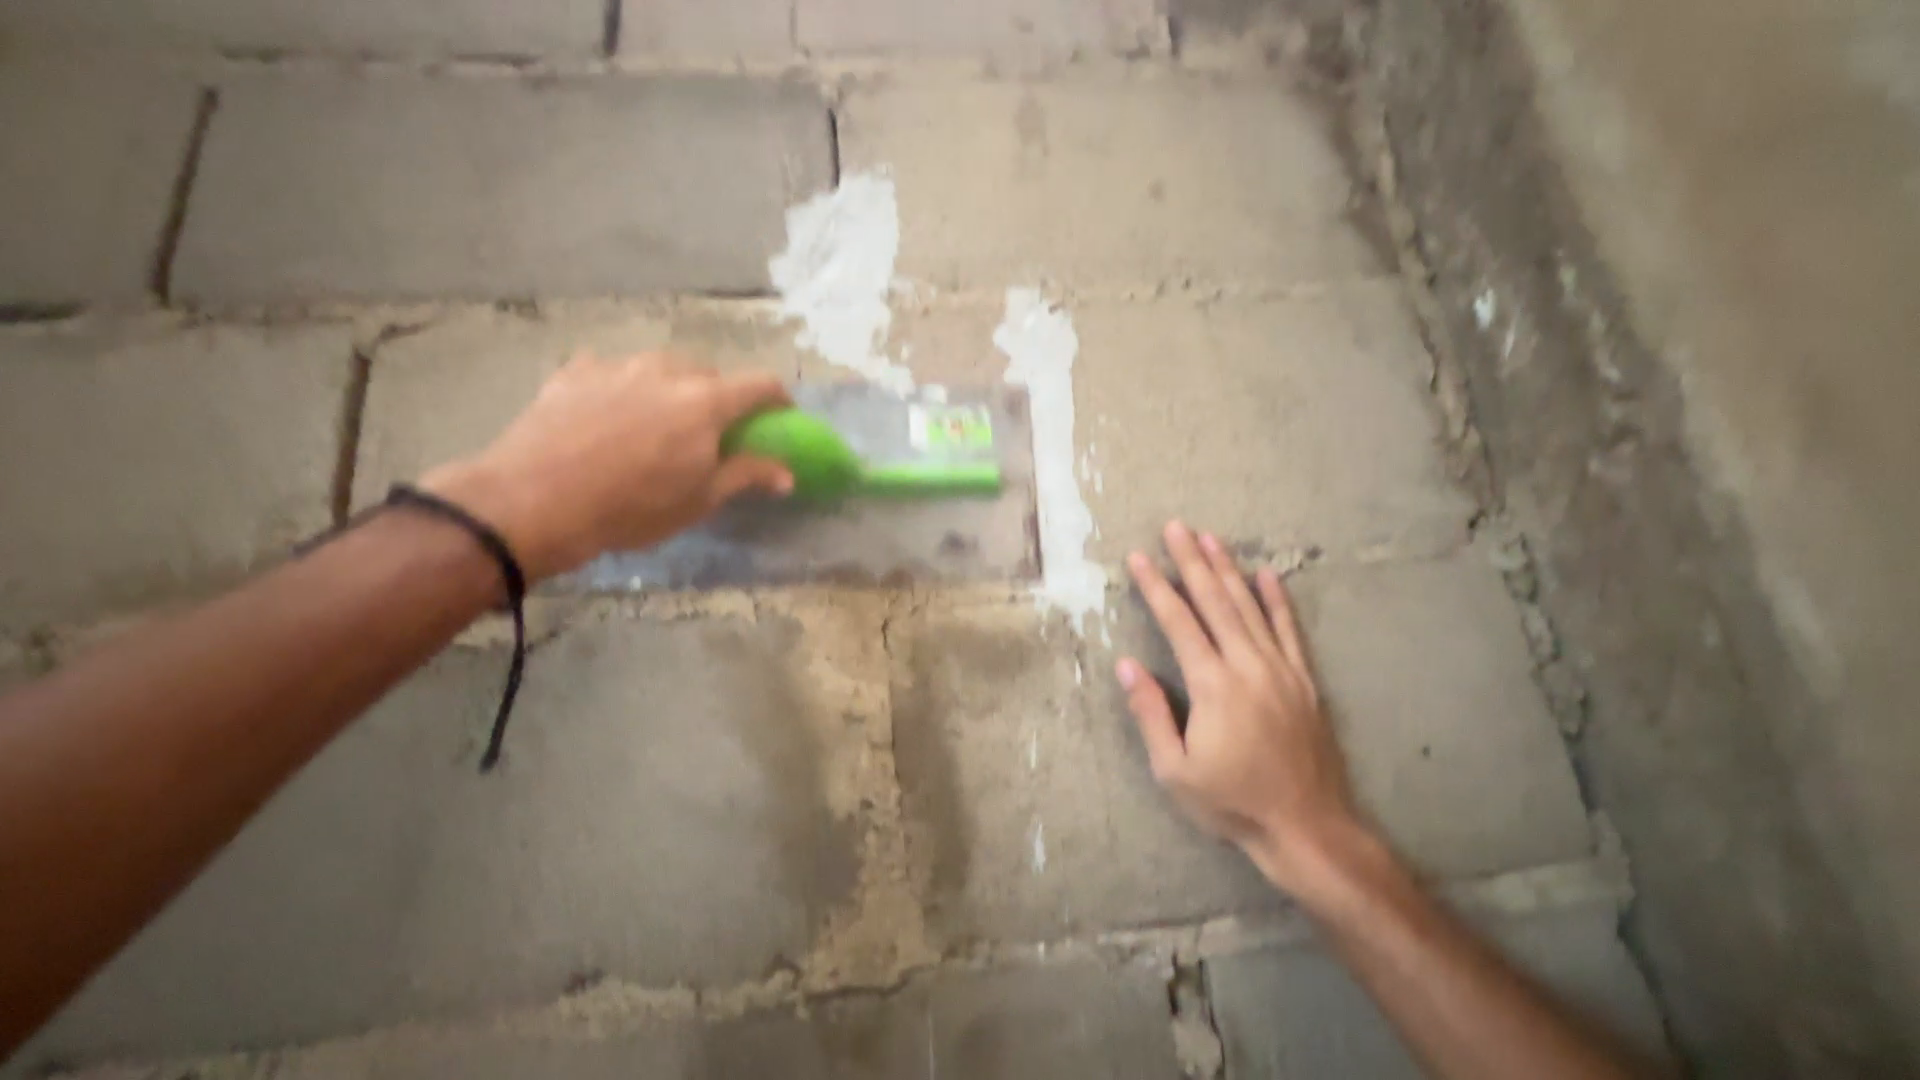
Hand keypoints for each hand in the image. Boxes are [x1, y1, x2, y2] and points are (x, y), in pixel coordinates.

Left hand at [420, 352, 792, 580]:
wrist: (535, 501)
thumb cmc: (632, 507)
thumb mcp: (699, 500)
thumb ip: (746, 475)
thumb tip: (786, 474)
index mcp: (705, 401)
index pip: (759, 385)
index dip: (776, 398)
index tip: (779, 413)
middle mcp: (666, 370)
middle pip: (708, 373)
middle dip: (718, 397)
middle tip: (710, 430)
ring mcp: (617, 365)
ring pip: (659, 368)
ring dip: (670, 388)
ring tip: (656, 421)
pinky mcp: (575, 371)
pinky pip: (612, 371)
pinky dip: (622, 387)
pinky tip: (608, 414)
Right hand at [1118, 520, 1372, 895]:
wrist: (1305, 826)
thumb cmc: (1232, 802)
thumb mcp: (1174, 770)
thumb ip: (1150, 713)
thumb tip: (1126, 666)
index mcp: (1212, 686)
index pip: (1179, 623)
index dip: (1157, 587)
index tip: (1140, 557)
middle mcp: (1248, 666)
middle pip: (1216, 602)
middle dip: (1193, 561)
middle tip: (1176, 526)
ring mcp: (1281, 670)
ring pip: (1251, 608)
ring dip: (1230, 570)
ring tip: (1213, 538)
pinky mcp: (1304, 682)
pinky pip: (1290, 631)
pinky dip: (1279, 601)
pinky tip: (1270, 575)